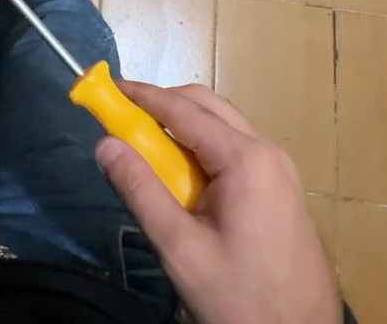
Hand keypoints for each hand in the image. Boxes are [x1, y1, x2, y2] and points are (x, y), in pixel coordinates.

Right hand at [96, 81, 340, 323]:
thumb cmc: (239, 297)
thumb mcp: (180, 248)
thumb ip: (140, 190)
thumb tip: (104, 145)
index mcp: (246, 159)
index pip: (184, 109)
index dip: (142, 95)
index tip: (108, 89)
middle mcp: (268, 151)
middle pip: (207, 106)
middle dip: (163, 104)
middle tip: (125, 119)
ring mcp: (280, 169)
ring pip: (223, 124)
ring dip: (184, 124)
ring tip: (149, 147)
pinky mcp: (282, 188)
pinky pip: (237, 147)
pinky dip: (204, 145)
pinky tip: (185, 175)